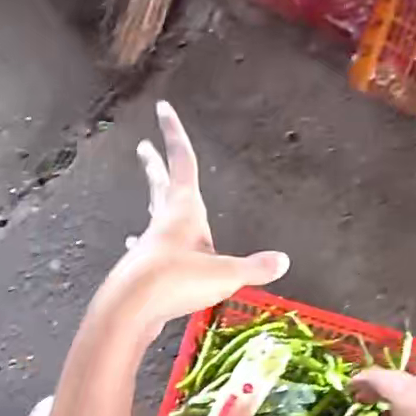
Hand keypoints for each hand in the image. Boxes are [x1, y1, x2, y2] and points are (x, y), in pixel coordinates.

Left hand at [101, 101, 288, 327]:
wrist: (132, 307)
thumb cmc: (177, 280)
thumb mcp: (225, 274)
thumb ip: (254, 268)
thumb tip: (282, 261)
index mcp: (184, 211)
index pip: (183, 163)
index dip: (175, 134)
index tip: (162, 108)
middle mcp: (165, 222)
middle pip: (161, 186)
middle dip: (155, 165)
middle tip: (143, 148)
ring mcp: (151, 245)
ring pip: (154, 217)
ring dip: (153, 202)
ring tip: (151, 196)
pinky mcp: (144, 270)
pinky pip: (150, 249)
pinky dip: (150, 244)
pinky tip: (140, 246)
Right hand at [342, 368, 415, 415]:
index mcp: (397, 388)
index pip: (372, 376)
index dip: (357, 381)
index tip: (347, 389)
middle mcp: (412, 382)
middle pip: (387, 377)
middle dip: (371, 386)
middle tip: (359, 398)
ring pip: (401, 383)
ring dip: (386, 392)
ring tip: (377, 406)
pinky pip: (412, 390)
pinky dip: (399, 397)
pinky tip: (399, 414)